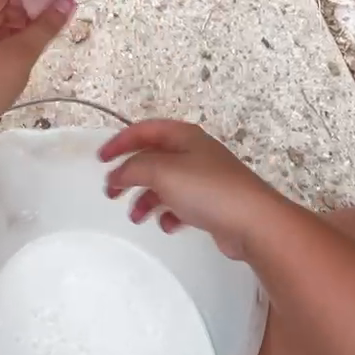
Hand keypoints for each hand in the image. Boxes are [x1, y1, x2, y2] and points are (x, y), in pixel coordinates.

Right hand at [99, 120, 289, 259]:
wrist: (253, 223)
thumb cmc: (207, 190)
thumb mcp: (162, 171)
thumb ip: (133, 168)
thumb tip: (117, 174)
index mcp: (183, 136)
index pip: (144, 130)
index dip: (119, 142)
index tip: (100, 159)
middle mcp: (194, 153)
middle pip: (153, 157)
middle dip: (130, 174)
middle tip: (111, 192)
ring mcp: (205, 178)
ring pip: (165, 183)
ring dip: (147, 198)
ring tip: (136, 216)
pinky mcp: (212, 204)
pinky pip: (181, 204)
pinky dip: (169, 213)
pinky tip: (168, 224)